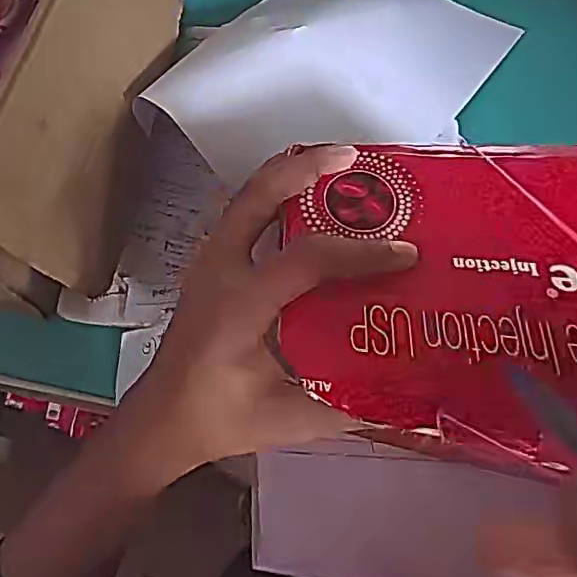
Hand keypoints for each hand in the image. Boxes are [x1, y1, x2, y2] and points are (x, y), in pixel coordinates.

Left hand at [110, 145, 417, 481]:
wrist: (163, 416)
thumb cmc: (220, 418)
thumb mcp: (289, 419)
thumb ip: (350, 406)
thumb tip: (412, 392)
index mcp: (238, 307)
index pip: (304, 260)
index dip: (357, 252)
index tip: (403, 252)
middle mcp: (219, 268)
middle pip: (259, 195)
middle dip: (307, 166)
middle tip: (354, 156)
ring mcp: (210, 257)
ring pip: (249, 193)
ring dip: (291, 171)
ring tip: (335, 163)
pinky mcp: (212, 258)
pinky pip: (245, 208)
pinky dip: (277, 189)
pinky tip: (306, 194)